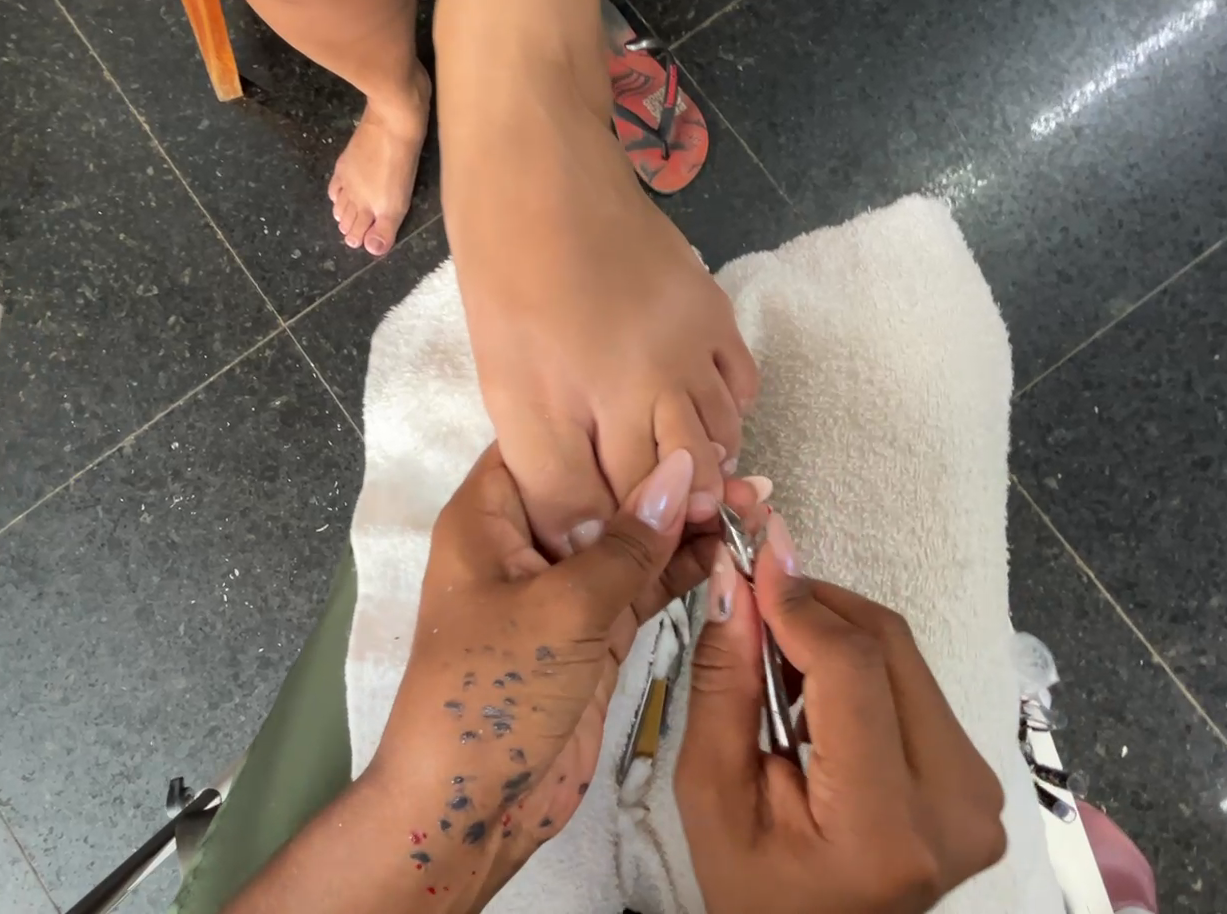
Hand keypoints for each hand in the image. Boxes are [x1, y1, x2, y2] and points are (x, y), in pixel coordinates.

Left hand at [362, 445, 745, 908]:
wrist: (474, 807)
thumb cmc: (492, 689)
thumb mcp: (559, 608)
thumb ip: (625, 543)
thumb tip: (680, 471)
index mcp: (491, 516)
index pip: (551, 446)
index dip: (613, 429)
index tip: (679, 420)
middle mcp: (526, 542)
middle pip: (601, 495)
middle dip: (665, 483)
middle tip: (739, 471)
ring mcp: (563, 588)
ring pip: (629, 542)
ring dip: (685, 528)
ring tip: (752, 505)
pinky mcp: (594, 629)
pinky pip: (641, 586)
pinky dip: (682, 571)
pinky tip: (730, 551)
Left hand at [444, 78, 757, 554]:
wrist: (540, 171)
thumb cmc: (508, 285)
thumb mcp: (511, 391)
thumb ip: (554, 474)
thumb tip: (587, 540)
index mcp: (622, 407)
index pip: (643, 506)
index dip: (623, 531)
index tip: (605, 543)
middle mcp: (681, 380)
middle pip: (694, 476)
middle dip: (663, 507)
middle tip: (635, 514)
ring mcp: (706, 340)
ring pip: (723, 434)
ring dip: (695, 463)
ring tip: (657, 466)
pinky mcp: (716, 307)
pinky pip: (743, 384)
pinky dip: (724, 413)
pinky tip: (692, 412)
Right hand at [679, 509, 1008, 913]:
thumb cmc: (750, 880)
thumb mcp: (710, 788)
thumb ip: (723, 682)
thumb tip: (736, 579)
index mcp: (885, 825)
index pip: (852, 669)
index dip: (799, 601)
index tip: (751, 555)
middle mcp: (959, 804)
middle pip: (885, 647)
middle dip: (812, 604)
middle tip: (753, 596)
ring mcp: (980, 792)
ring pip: (900, 653)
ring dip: (831, 627)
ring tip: (776, 651)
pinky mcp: (978, 776)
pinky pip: (910, 677)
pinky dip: (854, 656)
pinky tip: (813, 681)